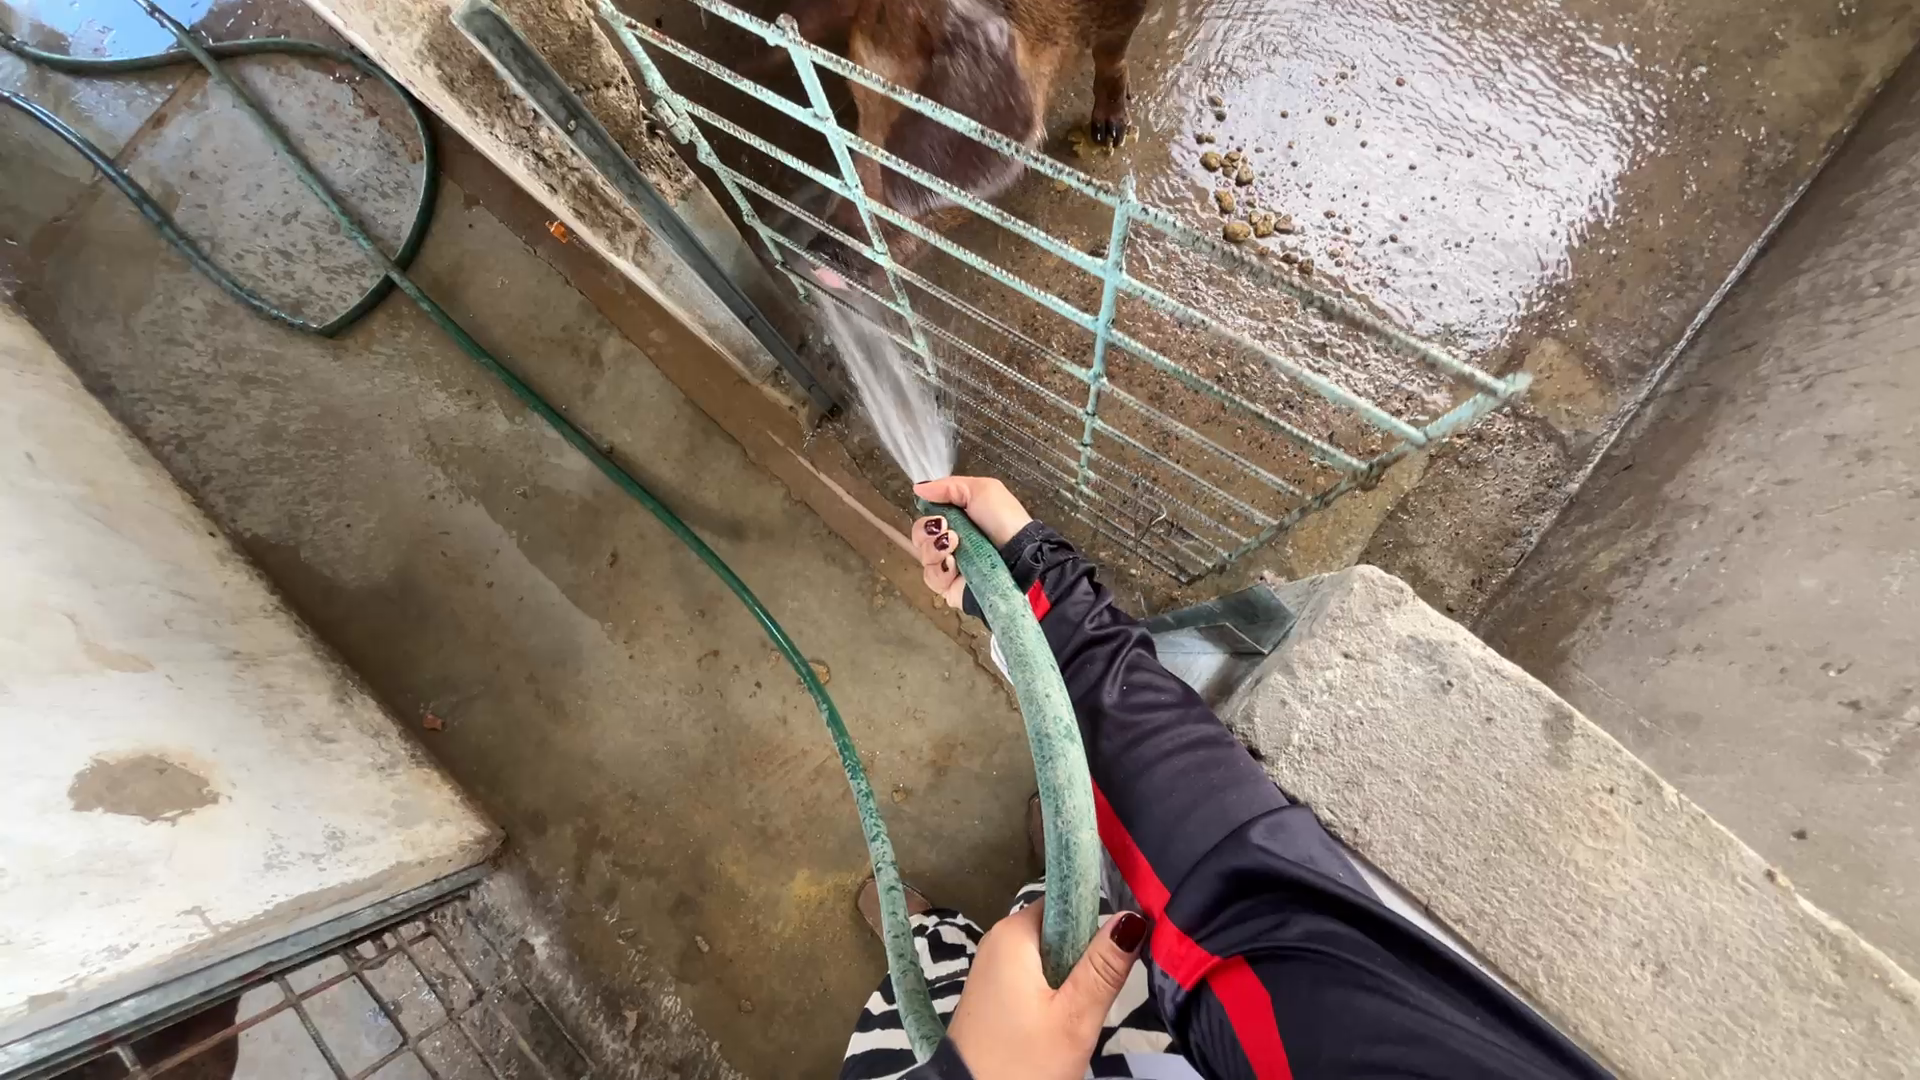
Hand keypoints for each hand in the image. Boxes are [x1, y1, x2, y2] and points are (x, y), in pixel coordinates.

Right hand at [911, 476, 1032, 608]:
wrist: (1020, 556)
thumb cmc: (1006, 521)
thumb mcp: (982, 490)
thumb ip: (947, 486)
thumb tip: (919, 488)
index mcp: (958, 520)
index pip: (927, 517)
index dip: (927, 515)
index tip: (939, 514)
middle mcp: (952, 542)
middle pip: (920, 536)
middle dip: (927, 530)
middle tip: (947, 528)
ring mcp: (950, 565)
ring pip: (923, 556)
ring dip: (934, 548)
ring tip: (955, 544)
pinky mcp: (950, 586)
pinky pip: (931, 577)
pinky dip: (940, 569)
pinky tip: (953, 564)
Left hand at [945, 903, 1147, 1079]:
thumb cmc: (1024, 1063)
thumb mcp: (1074, 1017)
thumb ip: (1103, 966)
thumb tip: (1133, 915)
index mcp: (1014, 930)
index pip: (1066, 902)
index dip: (1096, 919)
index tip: (1118, 951)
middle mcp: (999, 937)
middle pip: (1058, 930)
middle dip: (1084, 957)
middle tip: (1098, 995)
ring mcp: (993, 965)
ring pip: (1048, 956)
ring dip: (1070, 978)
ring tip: (1083, 1012)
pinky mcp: (992, 992)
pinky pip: (1032, 975)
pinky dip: (1052, 992)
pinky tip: (1061, 1021)